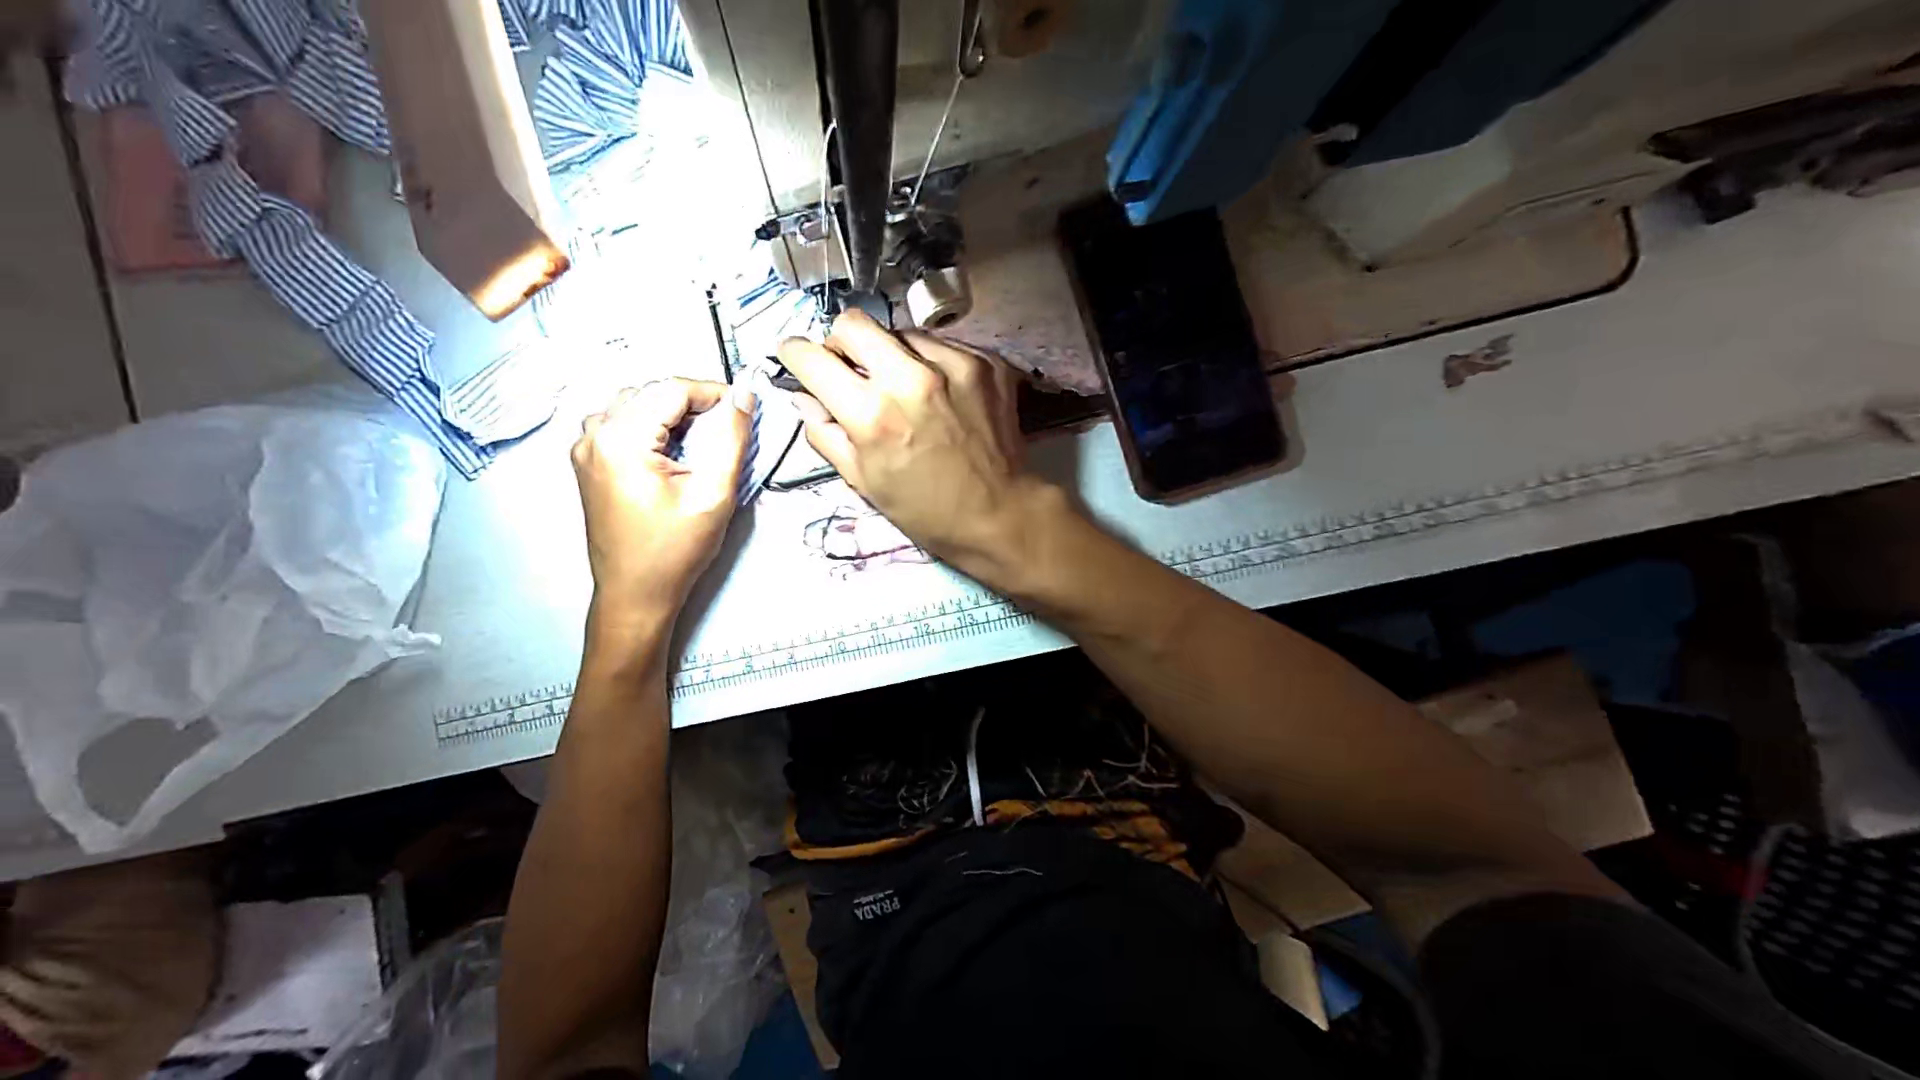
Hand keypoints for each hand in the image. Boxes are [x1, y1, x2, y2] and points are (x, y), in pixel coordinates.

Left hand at [571, 379, 748, 638]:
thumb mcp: (714, 494)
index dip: (712, 392)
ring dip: (672, 413)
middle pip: (652, 392)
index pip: (671, 389)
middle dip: (693, 403)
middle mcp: (594, 436)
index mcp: (620, 439)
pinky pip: (623, 423)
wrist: (635, 592)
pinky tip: (674, 452)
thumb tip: (743, 398)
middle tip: (726, 428)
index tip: (741, 408)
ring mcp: (586, 448)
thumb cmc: (673, 551)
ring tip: (702, 441)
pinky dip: (653, 426)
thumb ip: (731, 439)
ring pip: (636, 404)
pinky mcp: (589, 461)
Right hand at [778, 311, 1054, 580]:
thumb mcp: (863, 482)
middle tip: (851, 370)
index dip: (795, 354)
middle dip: (841, 343)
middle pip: (853, 323)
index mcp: (872, 415)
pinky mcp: (985, 362)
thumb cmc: (925, 511)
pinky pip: (940, 345)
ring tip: (905, 389)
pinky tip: (939, 394)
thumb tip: (804, 397)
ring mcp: (953, 364)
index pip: (812, 357)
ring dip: (891, 354)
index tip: (798, 359)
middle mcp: (910, 378)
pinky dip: (930, 363)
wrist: (1000, 514)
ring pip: (900, 331)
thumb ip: (824, 433)